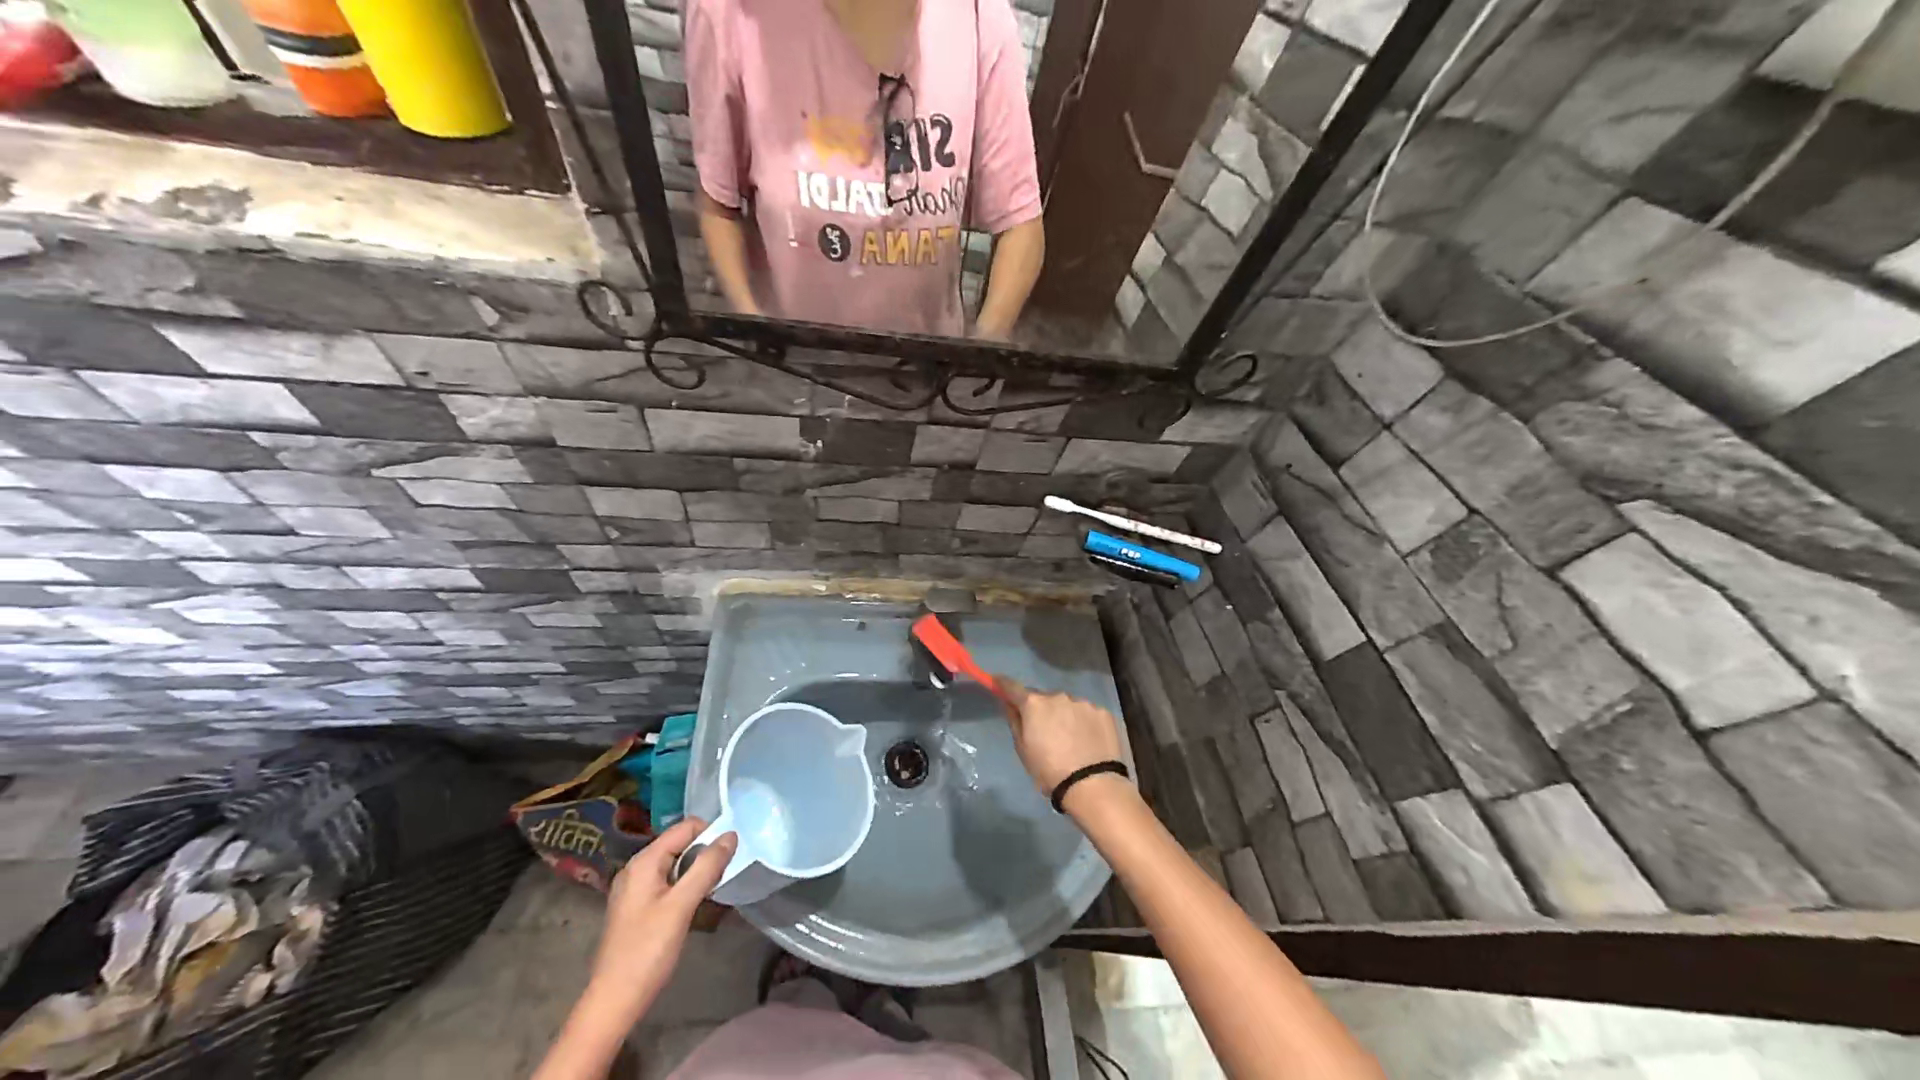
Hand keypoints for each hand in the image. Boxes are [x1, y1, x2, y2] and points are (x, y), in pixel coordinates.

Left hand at [587, 818, 737, 1015]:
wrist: (613, 1001)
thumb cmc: (647, 950)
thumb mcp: (681, 906)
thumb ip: (706, 867)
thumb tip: (731, 835)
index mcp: (644, 862)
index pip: (685, 827)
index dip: (711, 832)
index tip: (732, 852)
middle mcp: (636, 868)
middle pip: (680, 843)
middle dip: (705, 851)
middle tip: (725, 872)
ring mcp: (634, 889)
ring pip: (675, 864)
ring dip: (697, 870)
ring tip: (714, 887)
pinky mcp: (637, 907)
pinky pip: (667, 882)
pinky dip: (685, 885)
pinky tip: (695, 903)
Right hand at [998, 680, 1125, 795]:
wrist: (1091, 784)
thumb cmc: (1048, 770)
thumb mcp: (1022, 749)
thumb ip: (1014, 721)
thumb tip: (1009, 704)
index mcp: (1034, 704)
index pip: (1012, 686)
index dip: (1002, 684)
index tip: (997, 682)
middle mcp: (1058, 696)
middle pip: (1043, 697)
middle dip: (1040, 708)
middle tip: (1043, 730)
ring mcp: (1082, 703)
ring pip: (1067, 705)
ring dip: (1063, 715)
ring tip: (1069, 739)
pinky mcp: (1102, 712)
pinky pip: (1086, 713)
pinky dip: (1083, 722)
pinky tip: (1086, 741)